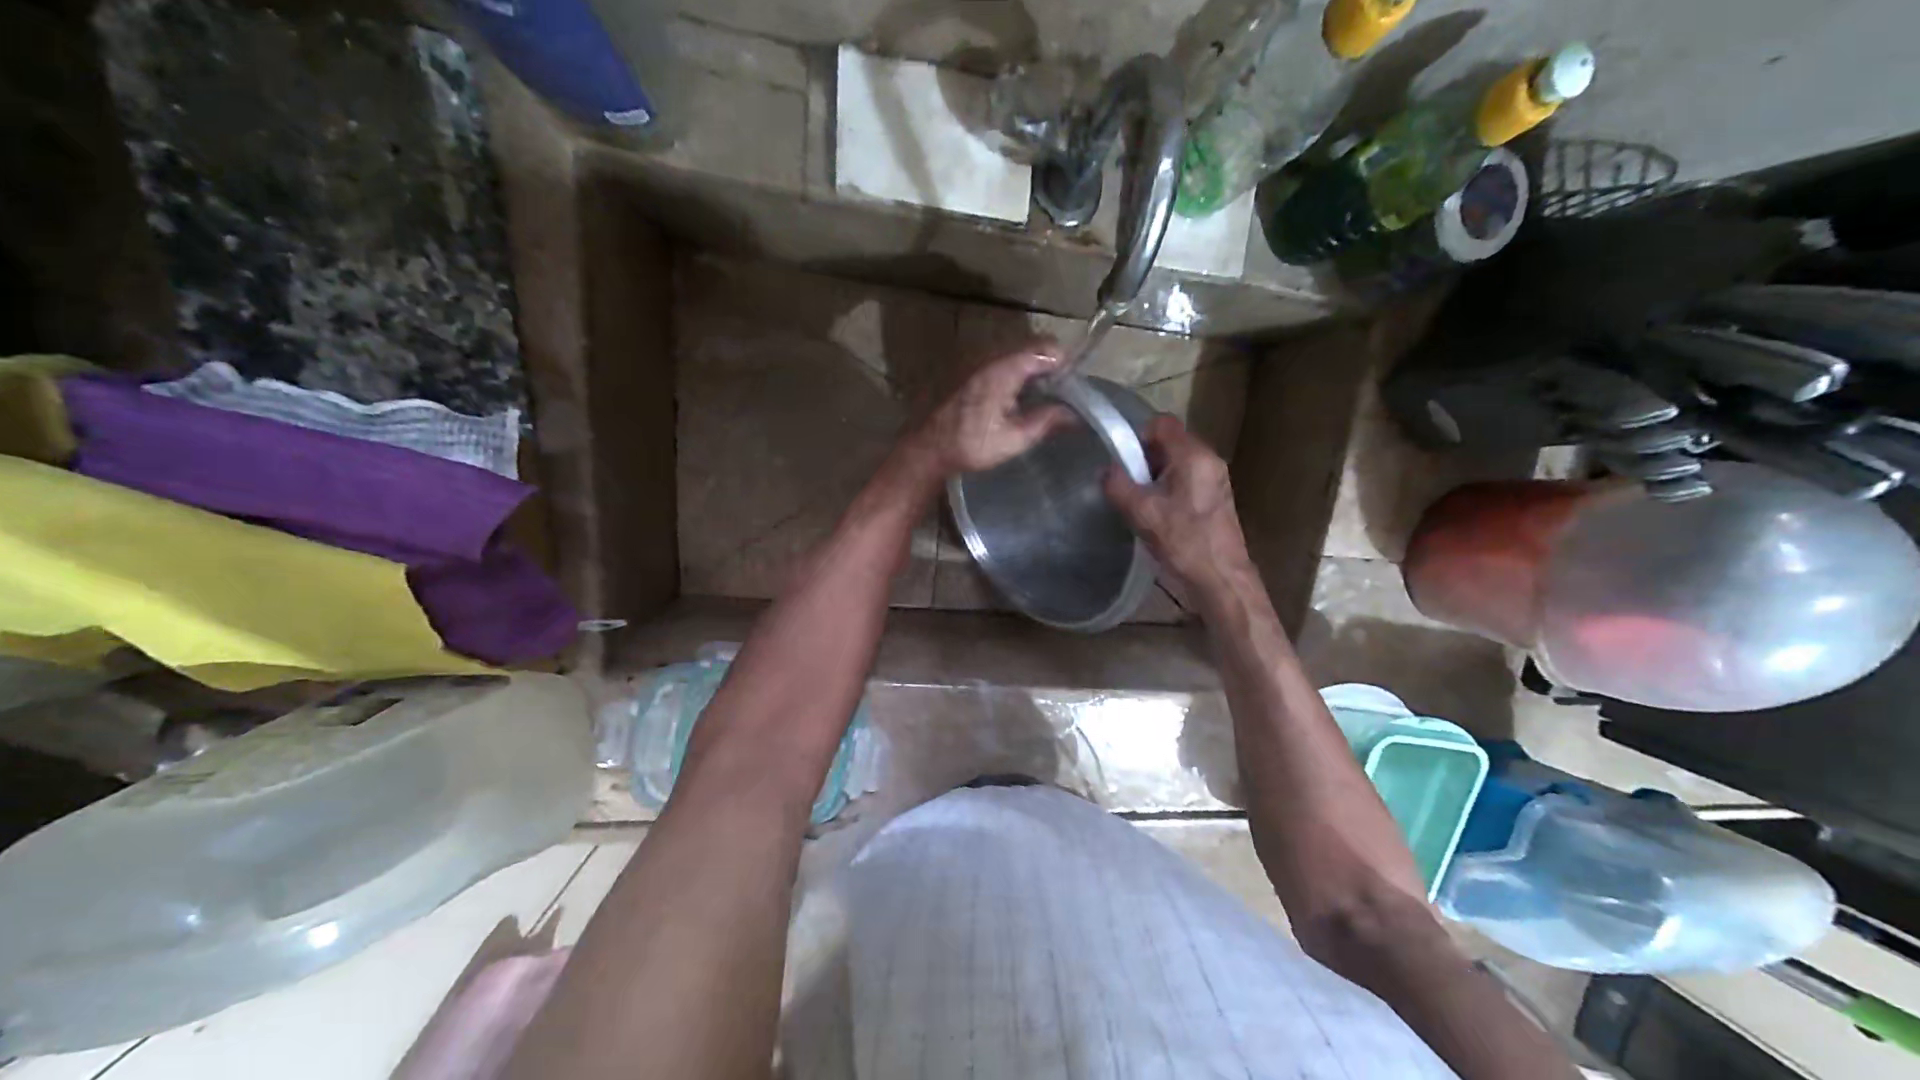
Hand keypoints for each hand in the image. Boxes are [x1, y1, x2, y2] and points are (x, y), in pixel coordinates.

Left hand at [910, 343, 1075, 475]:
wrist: (930, 449)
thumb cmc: (971, 446)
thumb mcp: (1014, 439)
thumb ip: (1046, 421)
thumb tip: (1075, 415)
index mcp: (1004, 370)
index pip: (1045, 349)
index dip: (1064, 362)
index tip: (1074, 385)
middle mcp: (992, 358)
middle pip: (1033, 347)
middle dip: (1052, 365)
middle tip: (1064, 393)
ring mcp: (981, 363)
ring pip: (1019, 354)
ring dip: (1036, 370)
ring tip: (1047, 397)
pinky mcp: (974, 373)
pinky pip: (1005, 363)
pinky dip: (1020, 374)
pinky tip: (1023, 399)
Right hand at [1103, 415, 1254, 597]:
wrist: (1220, 577)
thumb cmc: (1182, 540)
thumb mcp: (1141, 512)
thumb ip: (1117, 485)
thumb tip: (1105, 470)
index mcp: (1193, 455)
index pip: (1162, 423)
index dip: (1137, 434)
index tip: (1121, 458)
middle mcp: (1209, 459)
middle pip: (1170, 442)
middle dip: (1144, 458)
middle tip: (1127, 482)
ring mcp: (1216, 478)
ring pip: (1178, 462)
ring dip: (1156, 475)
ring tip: (1140, 501)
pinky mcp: (1216, 497)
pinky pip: (1188, 479)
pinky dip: (1169, 488)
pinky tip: (1158, 514)